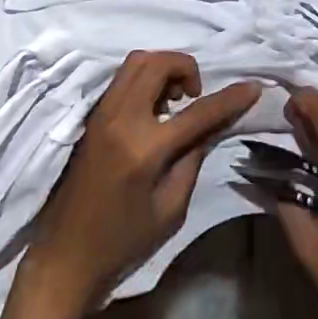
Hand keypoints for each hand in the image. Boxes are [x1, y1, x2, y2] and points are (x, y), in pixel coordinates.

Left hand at [0, 51, 258, 318]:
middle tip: (195, 95)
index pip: (197, 112)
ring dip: (164, 68)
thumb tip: (212, 124)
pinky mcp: (92, 116)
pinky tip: (153, 108)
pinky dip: (145, 78)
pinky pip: (122, 77)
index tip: (252, 87)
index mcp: (144, 148)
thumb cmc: (122, 242)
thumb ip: (193, 158)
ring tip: (175, 100)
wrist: (64, 257)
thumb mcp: (171, 208)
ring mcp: (102, 113)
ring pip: (136, 61)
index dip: (230, 98)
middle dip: (186, 67)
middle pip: (158, 63)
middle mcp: (121, 119)